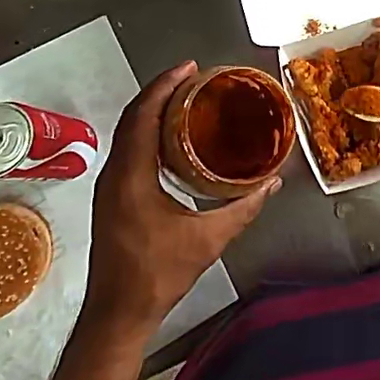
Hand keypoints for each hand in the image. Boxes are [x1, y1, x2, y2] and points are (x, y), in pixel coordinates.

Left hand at [88, 62, 278, 333]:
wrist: (118, 312)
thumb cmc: (157, 275)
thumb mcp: (208, 240)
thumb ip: (242, 209)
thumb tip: (271, 183)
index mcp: (131, 176)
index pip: (143, 116)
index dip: (164, 86)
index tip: (189, 68)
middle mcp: (114, 174)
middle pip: (132, 117)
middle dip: (160, 92)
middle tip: (192, 77)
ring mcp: (108, 186)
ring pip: (127, 133)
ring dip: (152, 111)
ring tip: (184, 99)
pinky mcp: (111, 198)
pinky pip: (128, 150)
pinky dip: (147, 132)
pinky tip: (170, 138)